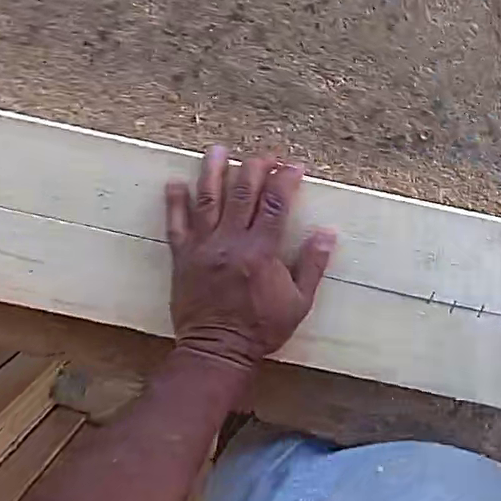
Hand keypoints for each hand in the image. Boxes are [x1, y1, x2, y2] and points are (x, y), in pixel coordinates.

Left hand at [163, 145, 335, 370]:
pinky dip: (174, 203)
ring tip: (217, 150)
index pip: (276, 203)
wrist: (216, 351)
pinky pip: (175, 225)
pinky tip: (174, 182)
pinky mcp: (182, 258)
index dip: (286, 179)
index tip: (295, 166)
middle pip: (242, 192)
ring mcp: (203, 247)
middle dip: (255, 167)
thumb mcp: (299, 302)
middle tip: (265, 155)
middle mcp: (231, 242)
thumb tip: (327, 232)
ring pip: (207, 200)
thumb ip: (313, 265)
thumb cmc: (261, 329)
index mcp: (261, 251)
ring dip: (212, 171)